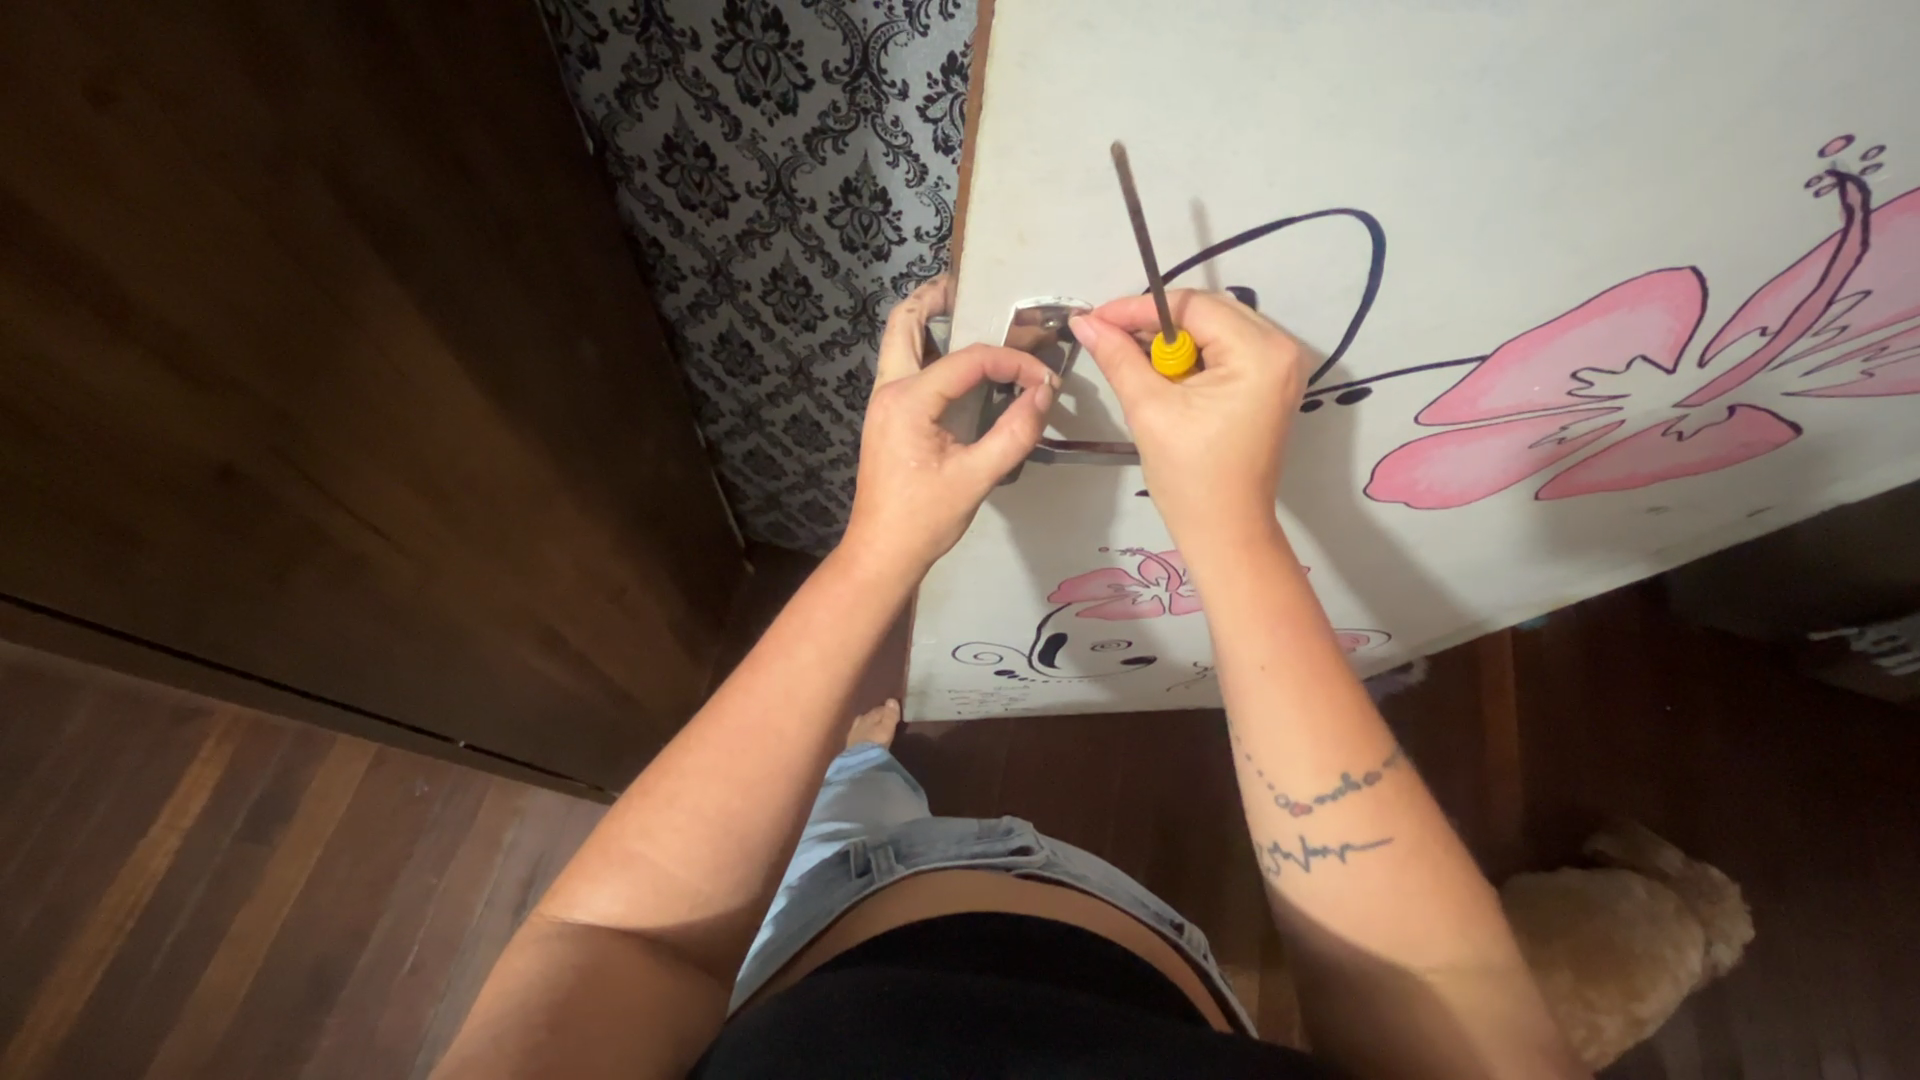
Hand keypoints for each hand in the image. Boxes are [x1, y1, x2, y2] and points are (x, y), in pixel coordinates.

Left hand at [842, 277, 1057, 575]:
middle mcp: (888, 391)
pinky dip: (927, 349)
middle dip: (935, 299)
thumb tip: (1044, 395)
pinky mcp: (886, 418)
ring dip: (926, 320)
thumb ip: (1014, 433)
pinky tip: (955, 359)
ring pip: (899, 342)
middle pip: (904, 324)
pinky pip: (904, 367)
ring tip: (962, 308)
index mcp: (908, 401)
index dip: (1012, 362)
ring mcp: (882, 403)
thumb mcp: (976, 479)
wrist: (881, 552)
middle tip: (971, 288)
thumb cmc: (923, 520)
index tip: (1044, 379)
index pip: (968, 360)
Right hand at [1070, 290, 1305, 543]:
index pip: (1191, 306)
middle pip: (1207, 311)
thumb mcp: (1148, 410)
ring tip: (1130, 355)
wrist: (1225, 530)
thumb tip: (1085, 322)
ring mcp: (1281, 366)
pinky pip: (1226, 350)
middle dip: (1154, 322)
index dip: (1138, 308)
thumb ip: (1118, 357)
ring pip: (1215, 328)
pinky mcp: (1272, 384)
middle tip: (1109, 337)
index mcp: (1258, 353)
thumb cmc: (1189, 476)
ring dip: (1171, 339)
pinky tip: (1161, 372)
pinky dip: (1192, 356)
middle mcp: (1281, 349)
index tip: (1095, 319)